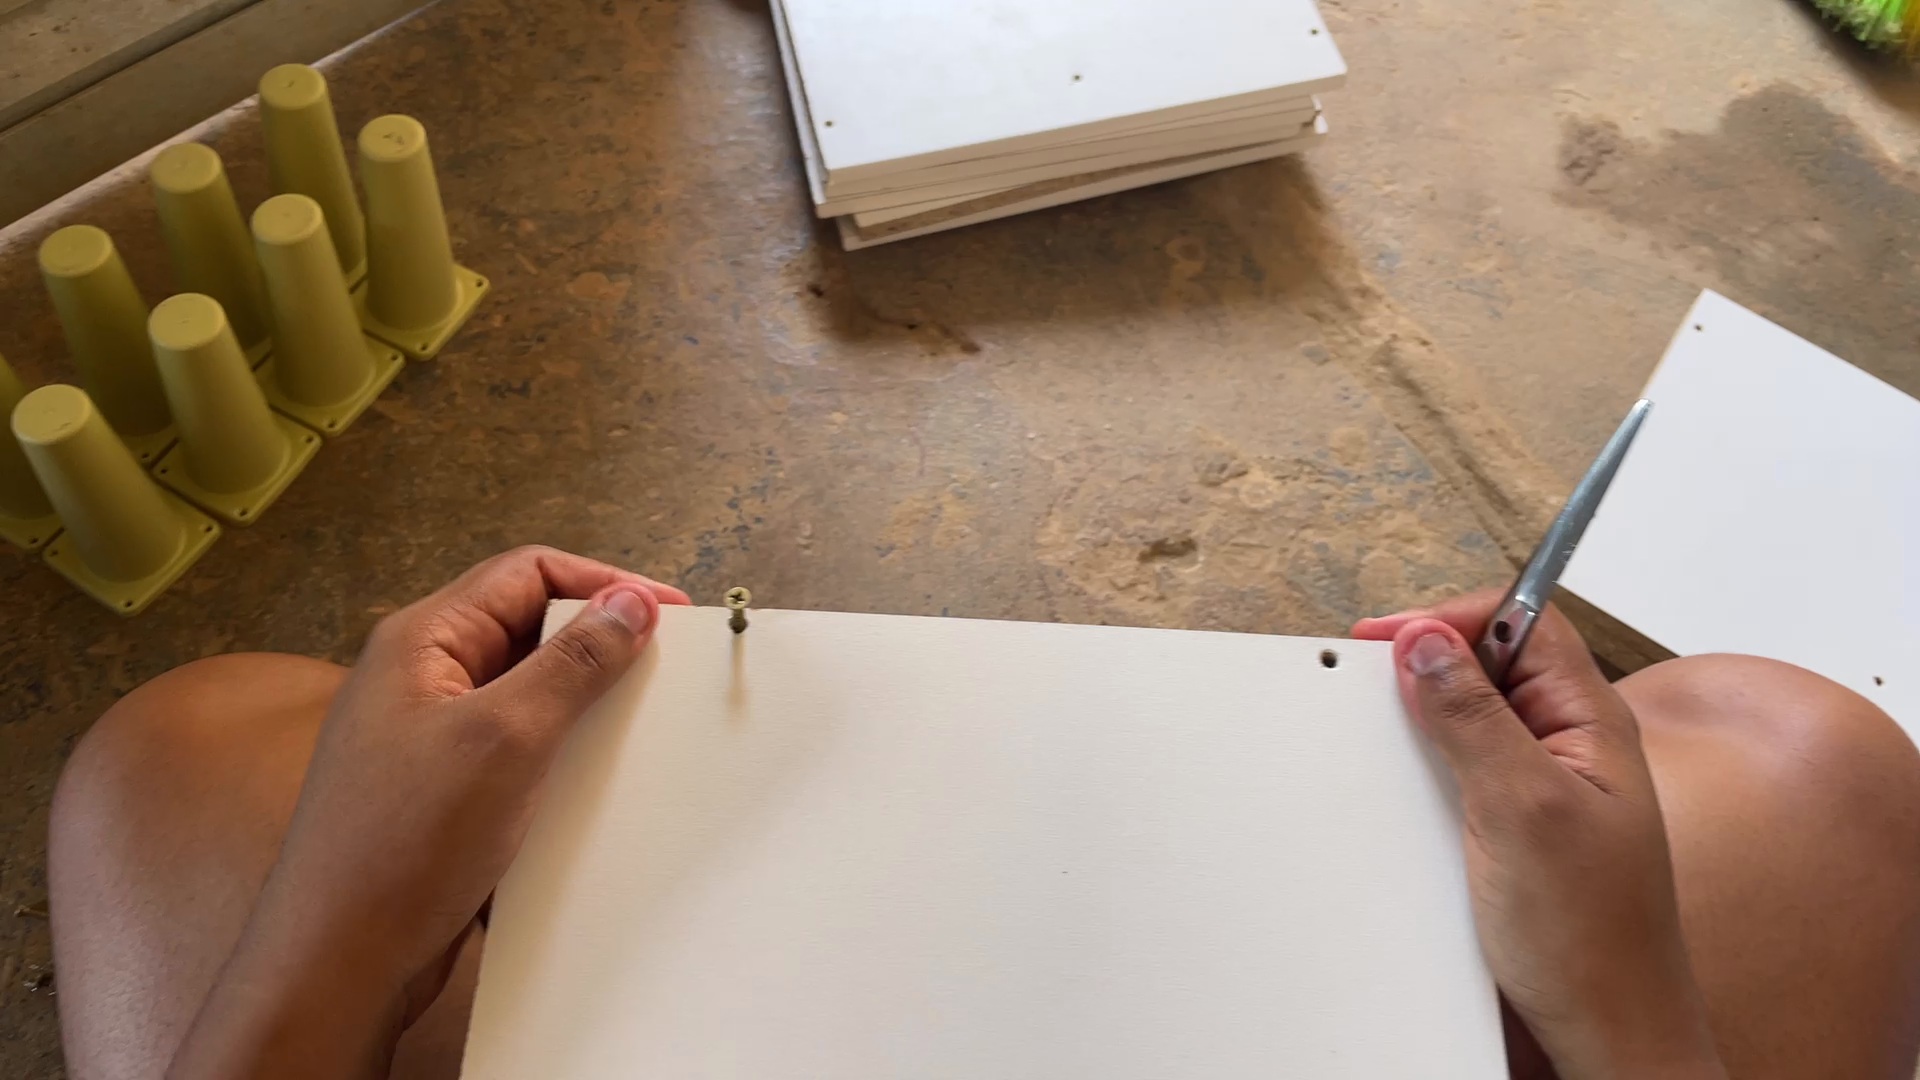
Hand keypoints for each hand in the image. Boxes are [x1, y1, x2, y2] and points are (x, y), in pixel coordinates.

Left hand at [168, 547, 689, 1079]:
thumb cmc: (411, 837)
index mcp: (425, 639)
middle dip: (602, 631)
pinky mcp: (457, 770)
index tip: (668, 610)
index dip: (605, 580)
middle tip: (664, 656)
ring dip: (591, 682)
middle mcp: (430, 671)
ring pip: (535, 675)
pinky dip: (572, 727)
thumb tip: (636, 600)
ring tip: (645, 702)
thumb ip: (576, 660)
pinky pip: (527, 725)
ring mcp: (441, 723)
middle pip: (533, 620)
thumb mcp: (508, 734)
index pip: (529, 571)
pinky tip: (604, 753)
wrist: (342, 967)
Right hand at [1354, 593, 1724, 1079]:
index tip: (1388, 636)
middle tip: (1367, 663)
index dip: (1454, 617)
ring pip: (1466, 699)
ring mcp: (1530, 771)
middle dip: (1426, 648)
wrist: (1595, 1026)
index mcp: (1589, 724)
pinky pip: (1454, 744)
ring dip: (1418, 692)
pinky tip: (1393, 748)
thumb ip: (1472, 717)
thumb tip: (1425, 640)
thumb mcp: (1521, 806)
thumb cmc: (1584, 932)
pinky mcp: (1499, 802)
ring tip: (1374, 701)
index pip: (1524, 625)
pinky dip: (1417, 733)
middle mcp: (1561, 738)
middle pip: (1490, 655)